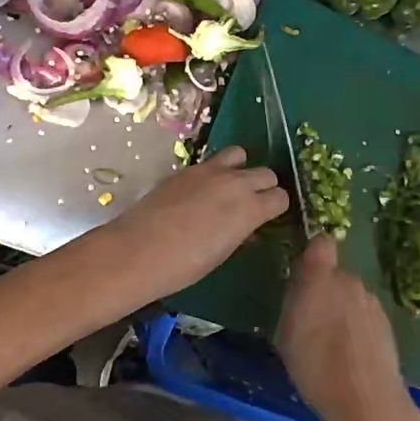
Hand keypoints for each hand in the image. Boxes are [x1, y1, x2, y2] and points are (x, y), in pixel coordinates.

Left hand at [98, 145, 287, 299]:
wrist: (139, 250)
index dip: (276, 208)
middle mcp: (234, 182)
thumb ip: (240, 232)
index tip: (267, 218)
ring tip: (228, 188)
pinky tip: (200, 192)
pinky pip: (211, 162)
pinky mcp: (185, 168)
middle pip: (265, 172)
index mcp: (250, 208)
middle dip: (263, 187)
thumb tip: (246, 227)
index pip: (280, 197)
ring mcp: (208, 170)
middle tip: (251, 204)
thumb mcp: (222, 253)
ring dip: (240, 169)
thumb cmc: (185, 265)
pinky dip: (214, 172)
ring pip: (239, 155)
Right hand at [277, 235, 419, 420]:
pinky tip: (350, 355)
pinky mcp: (388, 324)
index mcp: (319, 278)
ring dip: (341, 310)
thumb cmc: (314, 366)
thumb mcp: (285, 333)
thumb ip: (294, 301)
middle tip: (311, 320)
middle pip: (335, 274)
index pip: (321, 243)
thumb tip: (302, 290)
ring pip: (351, 296)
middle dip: (324, 290)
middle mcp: (349, 281)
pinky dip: (357, 328)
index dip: (313, 253)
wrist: (366, 402)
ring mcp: (372, 303)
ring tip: (331, 344)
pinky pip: (364, 316)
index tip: (303, 273)